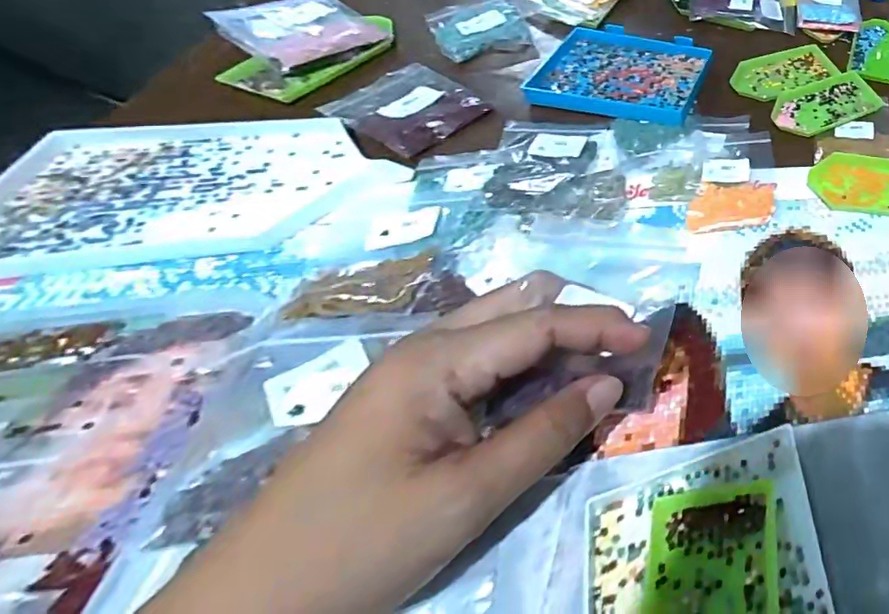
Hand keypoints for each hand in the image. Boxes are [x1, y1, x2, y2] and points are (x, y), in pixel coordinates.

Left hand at [147, 274, 646, 613]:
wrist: (240, 611)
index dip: (599, 324)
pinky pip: (483, 364)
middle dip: (578, 319)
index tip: (648, 340)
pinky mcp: (408, 400)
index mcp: (437, 358)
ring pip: (503, 330)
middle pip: (521, 305)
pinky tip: (545, 394)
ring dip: (554, 343)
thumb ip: (546, 434)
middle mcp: (427, 347)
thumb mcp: (466, 497)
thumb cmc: (357, 549)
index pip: (539, 321)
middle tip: (622, 351)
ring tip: (595, 372)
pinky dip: (526, 370)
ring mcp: (413, 371)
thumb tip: (608, 383)